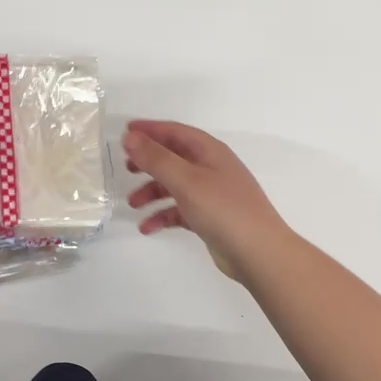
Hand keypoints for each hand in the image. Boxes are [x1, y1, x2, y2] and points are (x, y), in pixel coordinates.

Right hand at [124, 120, 293, 280]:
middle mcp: (210, 168)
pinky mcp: (208, 217)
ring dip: (152, 192)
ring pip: (174, 186)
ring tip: (133, 204)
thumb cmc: (223, 209)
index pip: (175, 132)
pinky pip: (179, 210)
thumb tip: (131, 137)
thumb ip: (157, 159)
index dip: (150, 130)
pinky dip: (163, 215)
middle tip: (126, 169)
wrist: (256, 251)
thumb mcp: (186, 180)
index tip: (124, 133)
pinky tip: (148, 227)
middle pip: (173, 158)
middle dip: (149, 163)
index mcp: (209, 152)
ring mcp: (211, 194)